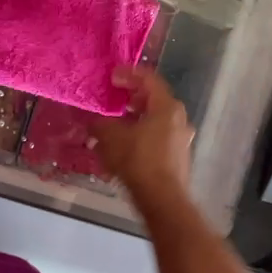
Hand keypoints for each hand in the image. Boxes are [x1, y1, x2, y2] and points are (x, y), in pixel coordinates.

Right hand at [94, 67, 193, 202]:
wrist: (161, 199)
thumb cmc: (137, 161)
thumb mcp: (111, 137)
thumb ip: (99, 123)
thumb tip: (90, 119)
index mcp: (167, 107)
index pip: (148, 79)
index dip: (128, 74)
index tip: (111, 75)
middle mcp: (179, 119)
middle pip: (153, 100)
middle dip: (130, 99)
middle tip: (111, 100)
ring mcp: (181, 139)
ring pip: (154, 121)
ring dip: (134, 120)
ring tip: (112, 126)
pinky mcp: (177, 157)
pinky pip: (155, 138)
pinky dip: (139, 136)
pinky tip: (122, 147)